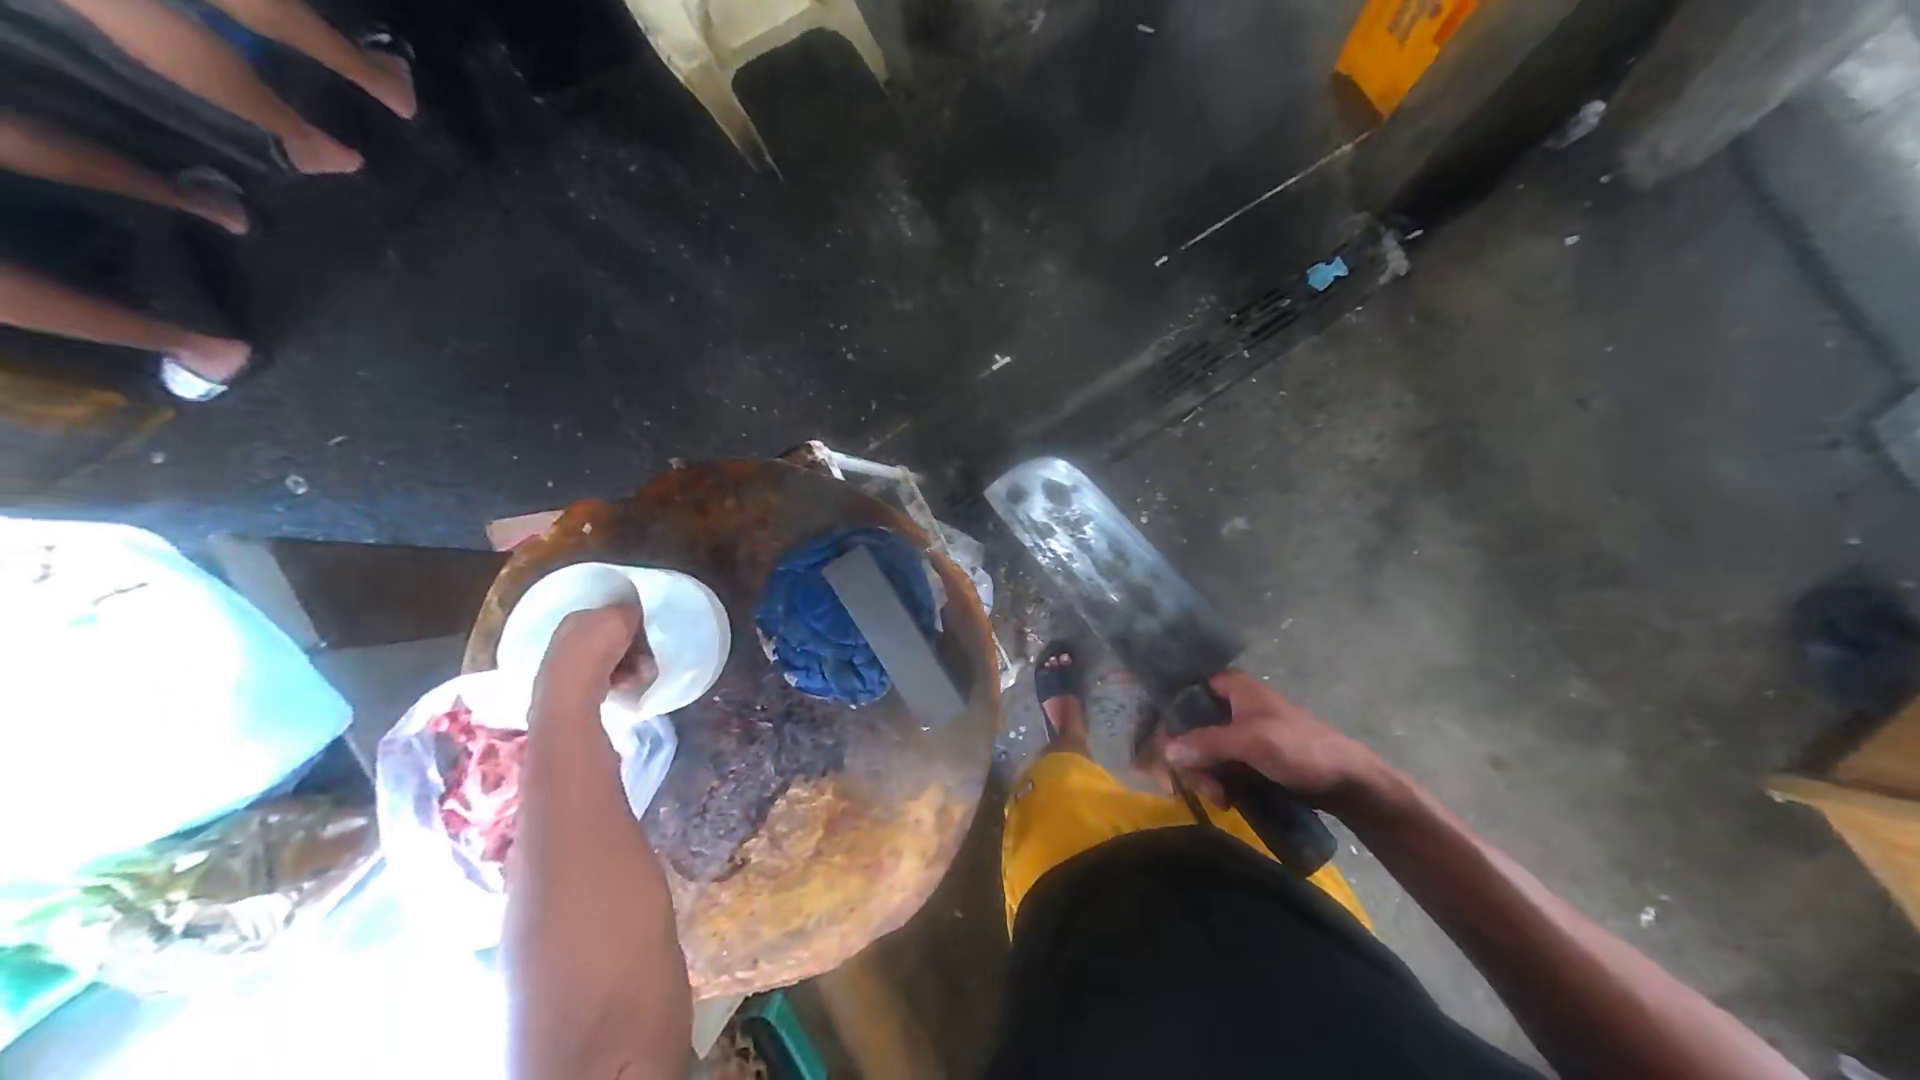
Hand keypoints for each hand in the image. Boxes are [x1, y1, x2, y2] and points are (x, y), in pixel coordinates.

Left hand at [532, 603, 656, 709]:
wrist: (575, 687)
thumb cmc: (598, 645)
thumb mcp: (623, 615)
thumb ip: (632, 610)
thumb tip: (635, 616)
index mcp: (577, 617)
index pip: (609, 615)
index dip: (630, 623)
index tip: (644, 633)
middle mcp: (570, 638)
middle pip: (613, 640)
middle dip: (635, 649)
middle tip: (646, 658)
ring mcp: (571, 663)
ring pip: (613, 660)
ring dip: (632, 666)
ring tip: (639, 674)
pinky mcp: (575, 685)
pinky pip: (607, 677)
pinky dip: (620, 679)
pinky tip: (625, 683)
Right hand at [1163, 671, 1390, 809]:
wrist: (1350, 782)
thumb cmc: (1301, 749)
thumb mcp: (1251, 742)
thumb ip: (1207, 743)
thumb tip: (1165, 751)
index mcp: (1232, 686)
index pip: (1184, 691)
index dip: (1169, 716)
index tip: (1165, 747)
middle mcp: (1231, 703)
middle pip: (1189, 725)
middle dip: (1190, 757)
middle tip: (1202, 784)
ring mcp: (1240, 731)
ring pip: (1202, 749)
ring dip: (1204, 775)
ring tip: (1220, 797)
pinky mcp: (1249, 755)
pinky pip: (1219, 764)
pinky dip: (1218, 781)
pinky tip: (1226, 799)